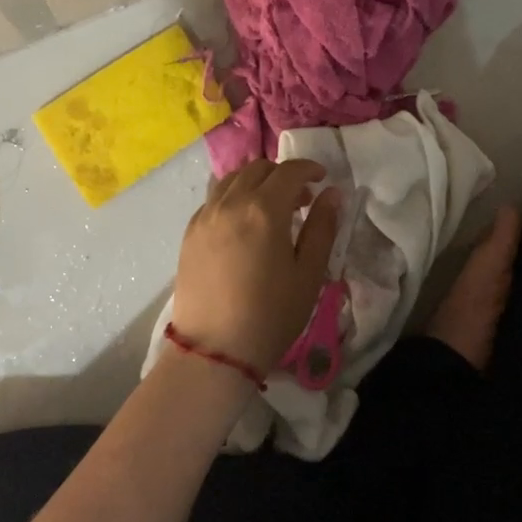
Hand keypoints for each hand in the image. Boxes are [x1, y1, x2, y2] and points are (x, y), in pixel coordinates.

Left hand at [172, 159, 340, 371]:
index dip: (308, 168)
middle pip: (258, 168)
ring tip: (270, 207)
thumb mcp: (308, 274)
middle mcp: (231, 203)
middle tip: (300, 198)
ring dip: (255, 182)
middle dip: (282, 174)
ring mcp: (205, 217)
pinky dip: (233, 197)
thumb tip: (332, 194)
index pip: (289, 171)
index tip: (322, 179)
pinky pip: (214, 199)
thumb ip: (322, 228)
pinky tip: (242, 223)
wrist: (213, 352)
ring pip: (232, 179)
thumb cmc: (270, 315)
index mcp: (264, 209)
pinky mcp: (190, 233)